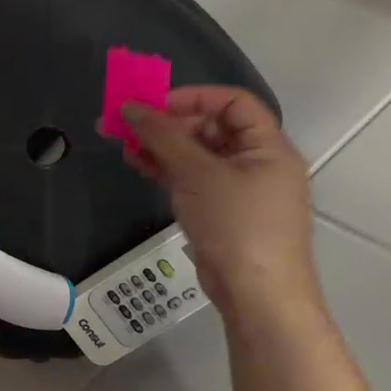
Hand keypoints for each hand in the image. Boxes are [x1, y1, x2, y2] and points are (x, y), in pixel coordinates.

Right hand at [119, 85, 316, 315]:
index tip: (153, 105)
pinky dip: (165, 165)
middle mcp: (258, 162)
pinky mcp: (223, 206)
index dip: (193, 97)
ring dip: (159, 143)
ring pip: (196, 150)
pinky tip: (138, 164)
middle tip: (126, 125)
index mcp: (268, 149)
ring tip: (122, 145)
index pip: (234, 102)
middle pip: (210, 124)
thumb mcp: (196, 173)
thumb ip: (161, 135)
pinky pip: (192, 173)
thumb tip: (129, 106)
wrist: (258, 294)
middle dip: (166, 121)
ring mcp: (240, 186)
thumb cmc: (236, 225)